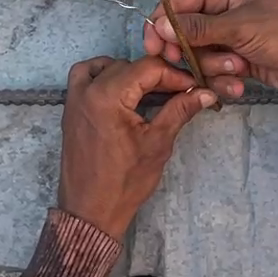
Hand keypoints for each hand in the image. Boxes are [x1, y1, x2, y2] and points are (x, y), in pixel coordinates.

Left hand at [59, 56, 215, 238]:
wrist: (90, 211)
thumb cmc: (125, 182)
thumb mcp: (158, 143)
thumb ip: (180, 110)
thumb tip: (207, 93)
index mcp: (108, 97)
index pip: (148, 68)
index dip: (175, 76)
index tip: (193, 87)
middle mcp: (87, 90)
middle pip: (129, 66)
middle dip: (156, 76)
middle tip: (179, 93)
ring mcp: (74, 98)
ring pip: (106, 66)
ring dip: (129, 72)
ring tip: (149, 91)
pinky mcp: (70, 108)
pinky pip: (84, 76)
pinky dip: (101, 74)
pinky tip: (120, 90)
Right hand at [143, 0, 277, 99]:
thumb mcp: (242, 27)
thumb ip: (198, 27)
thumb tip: (160, 26)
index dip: (162, 22)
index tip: (153, 46)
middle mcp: (226, 7)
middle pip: (185, 28)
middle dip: (188, 49)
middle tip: (185, 65)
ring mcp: (233, 34)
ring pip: (200, 52)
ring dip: (212, 66)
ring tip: (236, 71)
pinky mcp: (240, 58)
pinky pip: (216, 68)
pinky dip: (222, 79)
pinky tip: (239, 85)